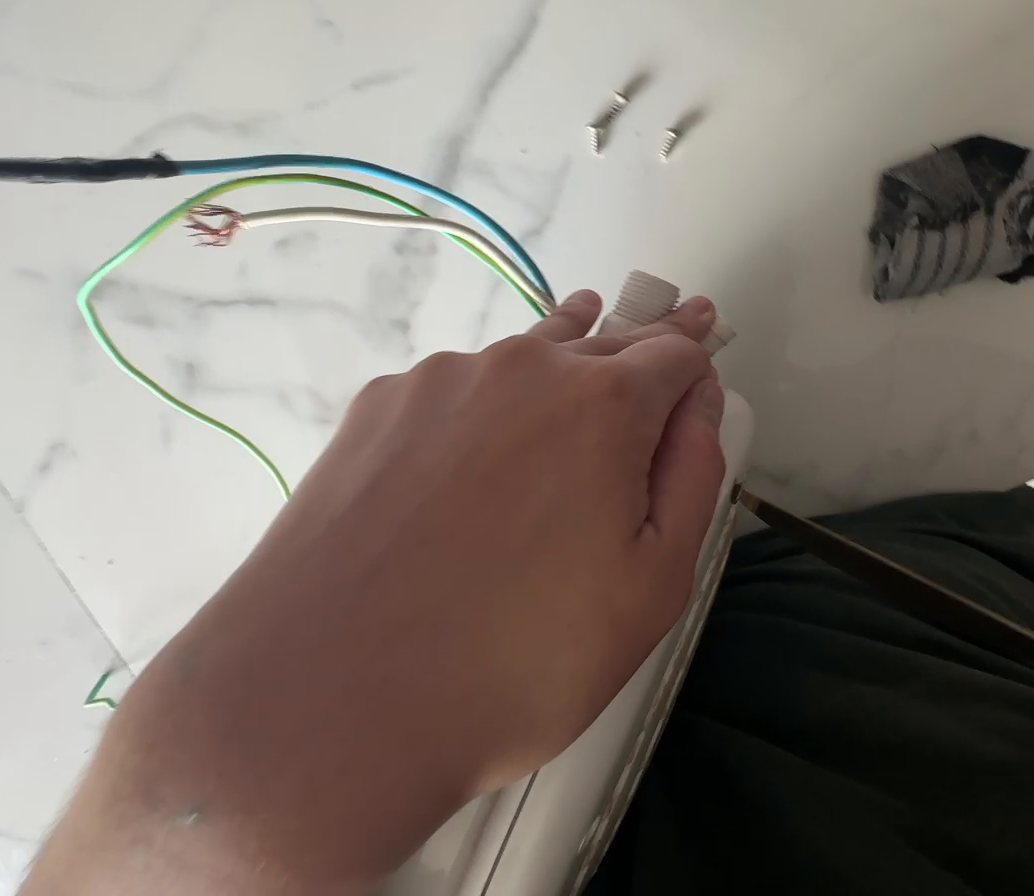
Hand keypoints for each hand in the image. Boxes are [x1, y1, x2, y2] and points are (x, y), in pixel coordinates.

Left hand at [26, 291, 729, 894]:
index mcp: (602, 404)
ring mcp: (439, 382)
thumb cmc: (519, 658)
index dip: (696, 353)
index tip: (707, 340)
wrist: (326, 704)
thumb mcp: (653, 585)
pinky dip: (487, 397)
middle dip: (642, 342)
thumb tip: (697, 404)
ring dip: (564, 351)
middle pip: (602, 340)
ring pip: (525, 354)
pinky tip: (481, 440)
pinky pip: (457, 388)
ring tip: (585, 329)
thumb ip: (692, 476)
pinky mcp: (375, 408)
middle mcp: (522, 368)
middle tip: (670, 327)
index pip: (672, 351)